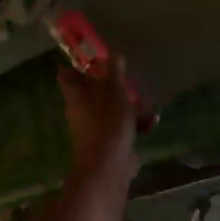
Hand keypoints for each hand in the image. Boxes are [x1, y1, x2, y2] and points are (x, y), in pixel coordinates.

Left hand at [58, 57, 138, 180]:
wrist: (109, 166)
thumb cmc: (107, 123)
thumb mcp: (114, 91)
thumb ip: (114, 72)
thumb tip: (113, 54)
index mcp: (76, 96)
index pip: (67, 75)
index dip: (77, 66)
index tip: (94, 60)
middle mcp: (81, 111)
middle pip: (92, 93)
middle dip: (111, 87)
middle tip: (127, 81)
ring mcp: (94, 129)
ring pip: (110, 110)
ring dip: (128, 106)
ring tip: (147, 104)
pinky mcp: (109, 143)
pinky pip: (121, 127)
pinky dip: (134, 123)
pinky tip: (151, 122)